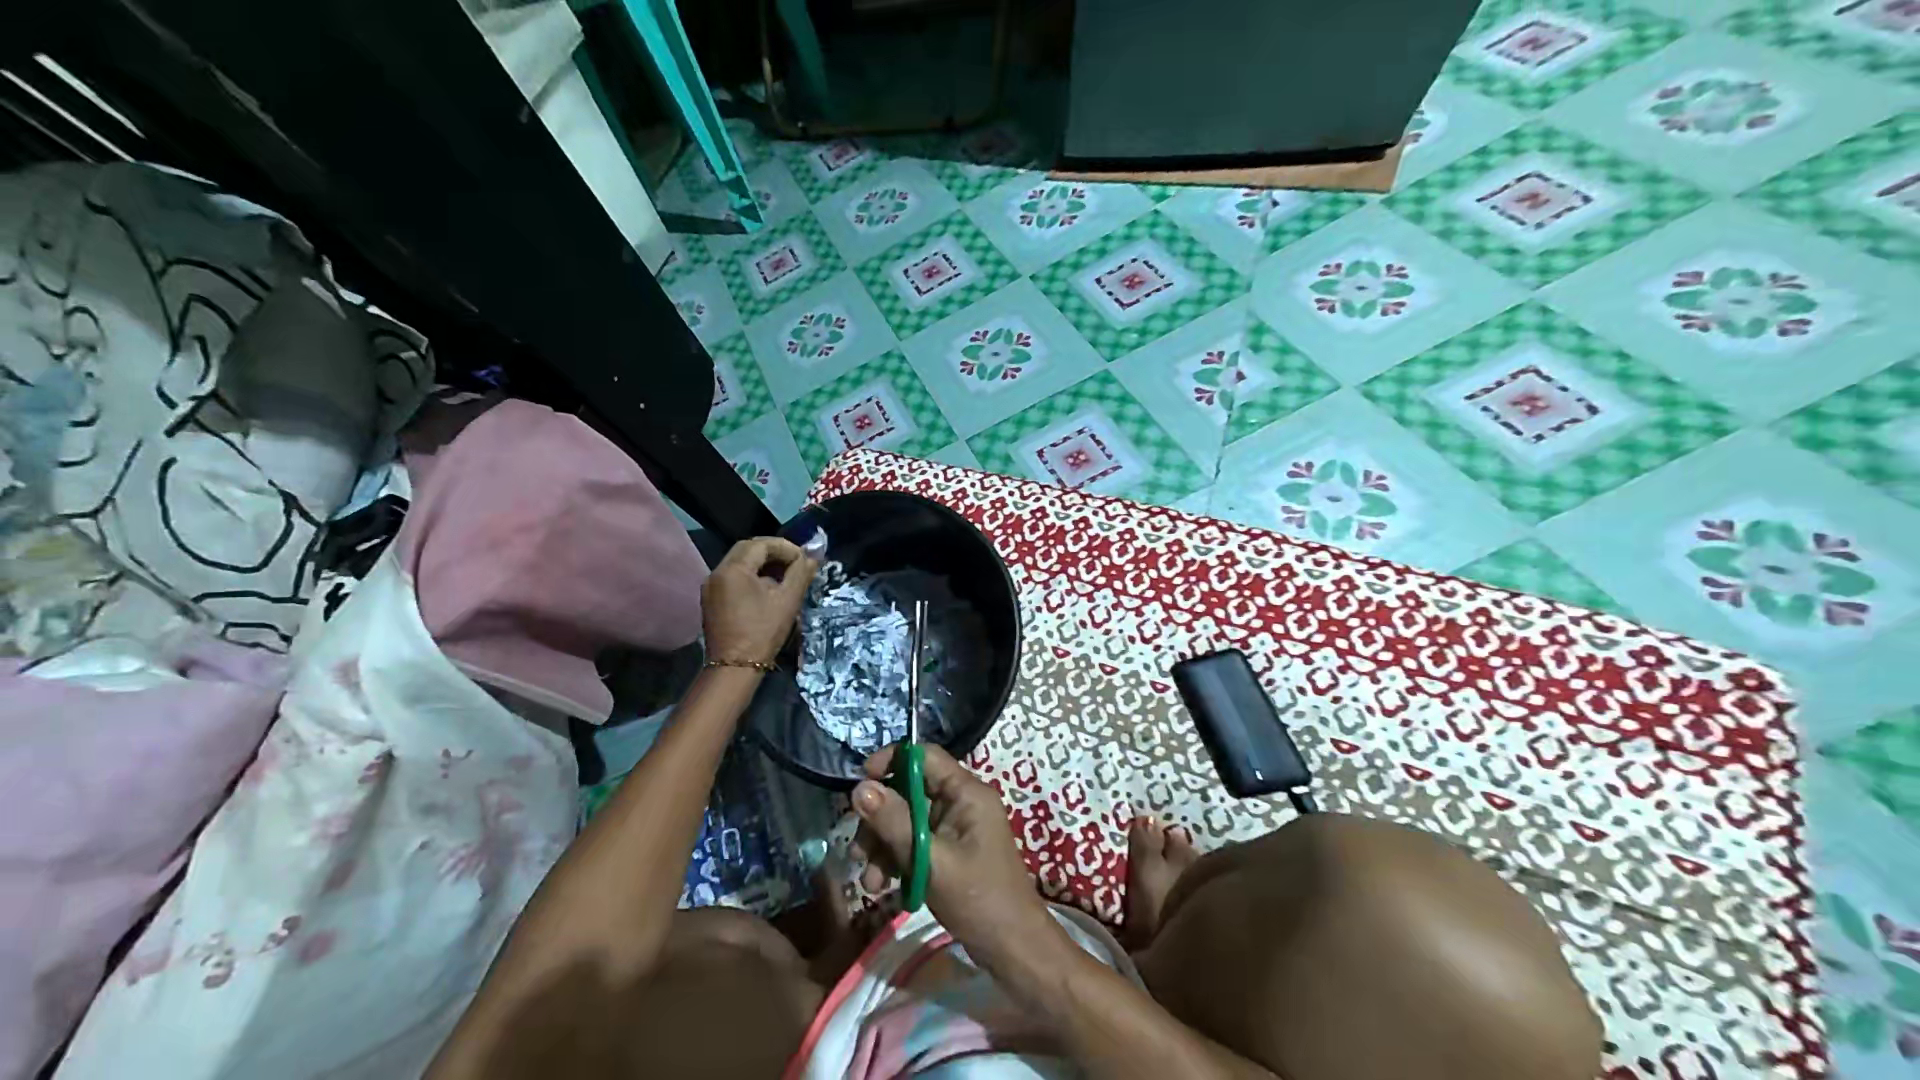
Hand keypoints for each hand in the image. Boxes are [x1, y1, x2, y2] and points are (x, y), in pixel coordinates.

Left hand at [701, 537, 817, 666]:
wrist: (733, 668)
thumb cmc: (763, 632)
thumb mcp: (787, 600)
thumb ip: (801, 572)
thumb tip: (814, 553)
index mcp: (733, 569)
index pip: (761, 544)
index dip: (786, 548)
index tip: (804, 560)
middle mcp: (717, 572)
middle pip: (747, 550)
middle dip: (773, 553)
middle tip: (795, 565)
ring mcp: (710, 586)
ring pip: (739, 563)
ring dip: (762, 564)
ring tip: (784, 578)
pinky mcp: (710, 599)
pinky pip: (732, 577)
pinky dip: (751, 576)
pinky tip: (767, 590)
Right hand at [851, 744, 1057, 968]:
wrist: (1013, 949)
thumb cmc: (978, 899)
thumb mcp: (931, 860)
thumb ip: (895, 822)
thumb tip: (860, 788)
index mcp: (967, 793)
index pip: (924, 757)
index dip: (890, 763)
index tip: (860, 786)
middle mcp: (960, 803)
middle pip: (908, 791)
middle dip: (880, 820)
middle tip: (858, 852)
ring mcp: (954, 829)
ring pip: (905, 819)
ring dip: (882, 846)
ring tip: (870, 882)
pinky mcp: (948, 852)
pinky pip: (913, 843)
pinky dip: (895, 860)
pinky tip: (882, 887)